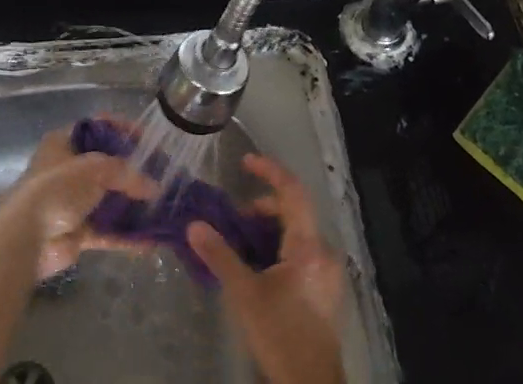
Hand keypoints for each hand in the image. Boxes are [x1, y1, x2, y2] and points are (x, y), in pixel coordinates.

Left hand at [6, 125, 152, 279]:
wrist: (28, 237)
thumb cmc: (58, 188)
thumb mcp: (95, 168)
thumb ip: (126, 173)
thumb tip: (154, 187)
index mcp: (64, 143)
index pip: (98, 127)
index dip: (123, 129)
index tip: (150, 139)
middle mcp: (67, 170)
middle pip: (106, 166)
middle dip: (133, 172)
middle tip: (162, 175)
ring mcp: (72, 203)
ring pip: (109, 200)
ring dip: (133, 205)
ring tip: (163, 206)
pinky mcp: (77, 232)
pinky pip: (107, 231)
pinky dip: (127, 236)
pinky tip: (152, 239)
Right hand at [188, 154, 345, 383]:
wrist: (311, 381)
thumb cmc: (279, 334)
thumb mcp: (244, 294)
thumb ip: (220, 256)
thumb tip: (194, 225)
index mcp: (308, 246)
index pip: (293, 192)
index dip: (270, 171)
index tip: (246, 161)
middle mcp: (324, 251)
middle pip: (295, 212)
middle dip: (263, 208)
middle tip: (235, 218)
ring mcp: (328, 270)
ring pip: (298, 233)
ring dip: (270, 229)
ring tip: (242, 244)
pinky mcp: (326, 287)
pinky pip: (303, 252)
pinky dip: (280, 247)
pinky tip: (259, 266)